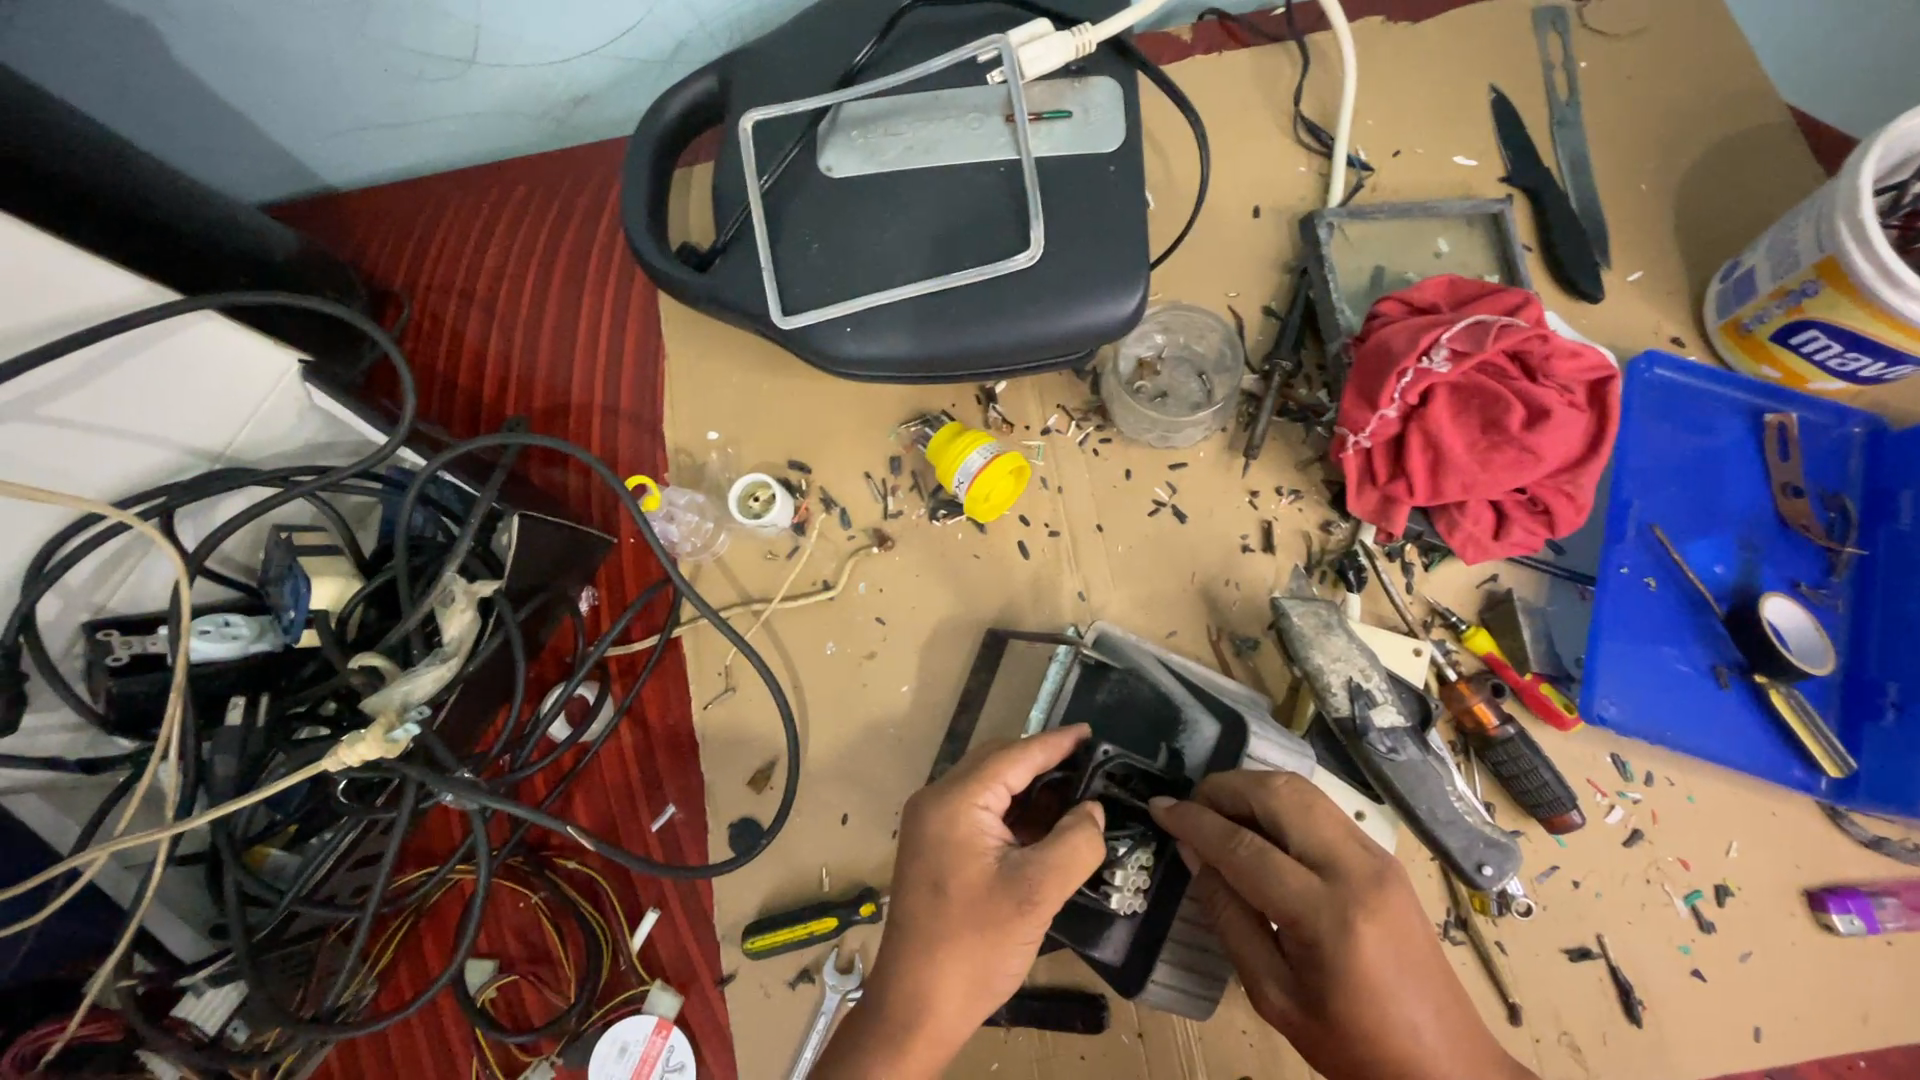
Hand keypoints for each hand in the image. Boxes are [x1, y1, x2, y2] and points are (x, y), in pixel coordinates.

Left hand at [814, 725, 1106, 1078]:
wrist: (917, 1007)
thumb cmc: (975, 946)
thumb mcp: (1037, 892)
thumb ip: (1075, 842)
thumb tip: (1094, 811)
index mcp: (955, 800)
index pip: (1014, 755)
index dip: (1056, 743)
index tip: (1091, 733)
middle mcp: (937, 801)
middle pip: (998, 764)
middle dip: (1043, 764)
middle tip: (1091, 767)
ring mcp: (932, 826)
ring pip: (989, 789)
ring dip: (1030, 791)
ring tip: (1077, 794)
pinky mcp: (936, 850)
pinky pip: (980, 815)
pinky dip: (1014, 816)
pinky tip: (1046, 827)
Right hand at [1149, 771, 1535, 1079]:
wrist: (1448, 1066)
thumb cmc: (1353, 1046)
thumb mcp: (1273, 996)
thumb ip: (1229, 918)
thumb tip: (1194, 854)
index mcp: (1326, 915)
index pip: (1244, 846)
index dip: (1194, 822)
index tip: (1158, 809)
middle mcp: (1356, 869)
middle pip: (1277, 795)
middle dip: (1222, 789)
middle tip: (1189, 808)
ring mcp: (1376, 856)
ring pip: (1301, 790)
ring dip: (1250, 789)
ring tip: (1216, 813)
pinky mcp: (1384, 856)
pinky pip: (1320, 808)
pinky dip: (1278, 804)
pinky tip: (1256, 827)